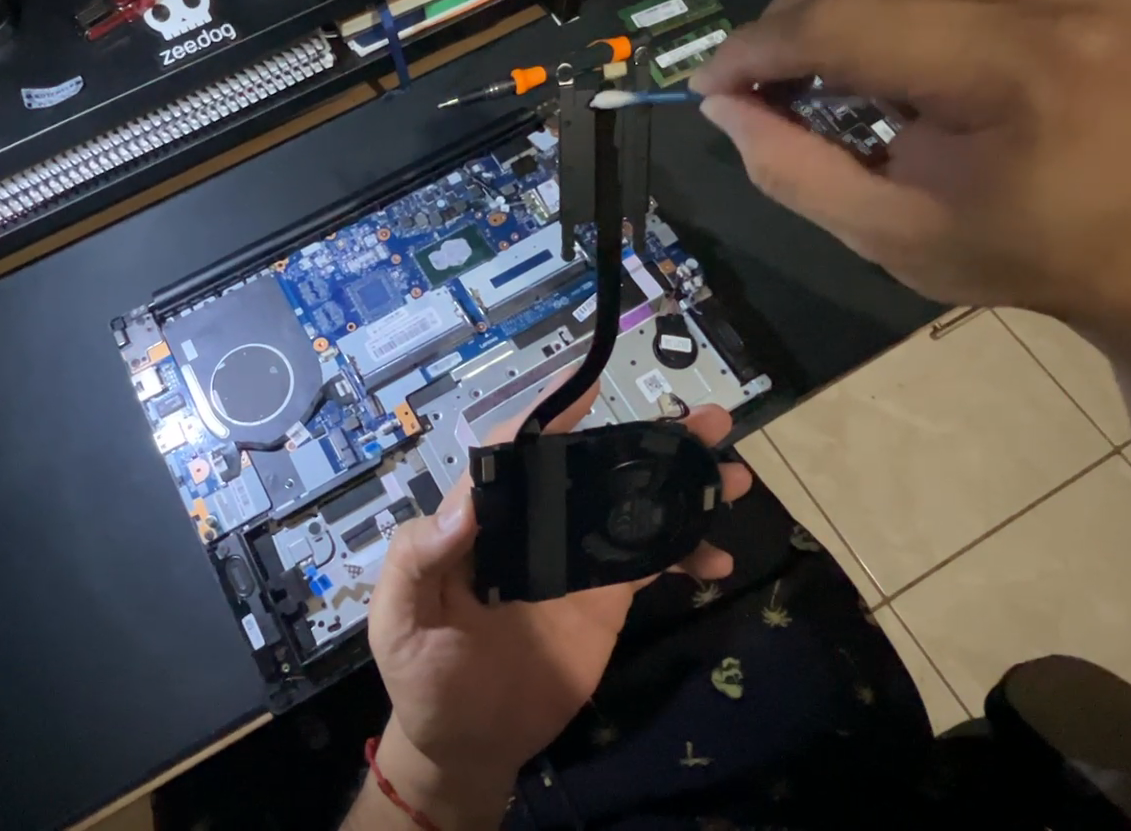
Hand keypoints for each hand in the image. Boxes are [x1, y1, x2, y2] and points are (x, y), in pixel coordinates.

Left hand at [354, 390, 752, 827]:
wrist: (464, 741)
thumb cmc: (420, 670)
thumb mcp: (399, 612)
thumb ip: (419, 554)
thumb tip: (464, 502)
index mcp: (485, 519)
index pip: (515, 455)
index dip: (549, 420)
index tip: (591, 390)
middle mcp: (532, 527)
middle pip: (588, 471)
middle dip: (645, 442)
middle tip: (703, 421)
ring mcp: (573, 562)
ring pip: (629, 510)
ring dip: (680, 489)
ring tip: (730, 474)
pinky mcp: (604, 601)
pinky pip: (648, 565)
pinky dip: (685, 555)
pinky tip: (717, 555)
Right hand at [689, 0, 1130, 325]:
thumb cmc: (1022, 254)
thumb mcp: (886, 236)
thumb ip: (790, 170)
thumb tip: (718, 105)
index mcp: (1024, 71)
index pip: (847, 20)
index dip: (755, 48)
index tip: (707, 86)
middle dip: (784, 12)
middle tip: (761, 79)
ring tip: (807, 60)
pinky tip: (865, 43)